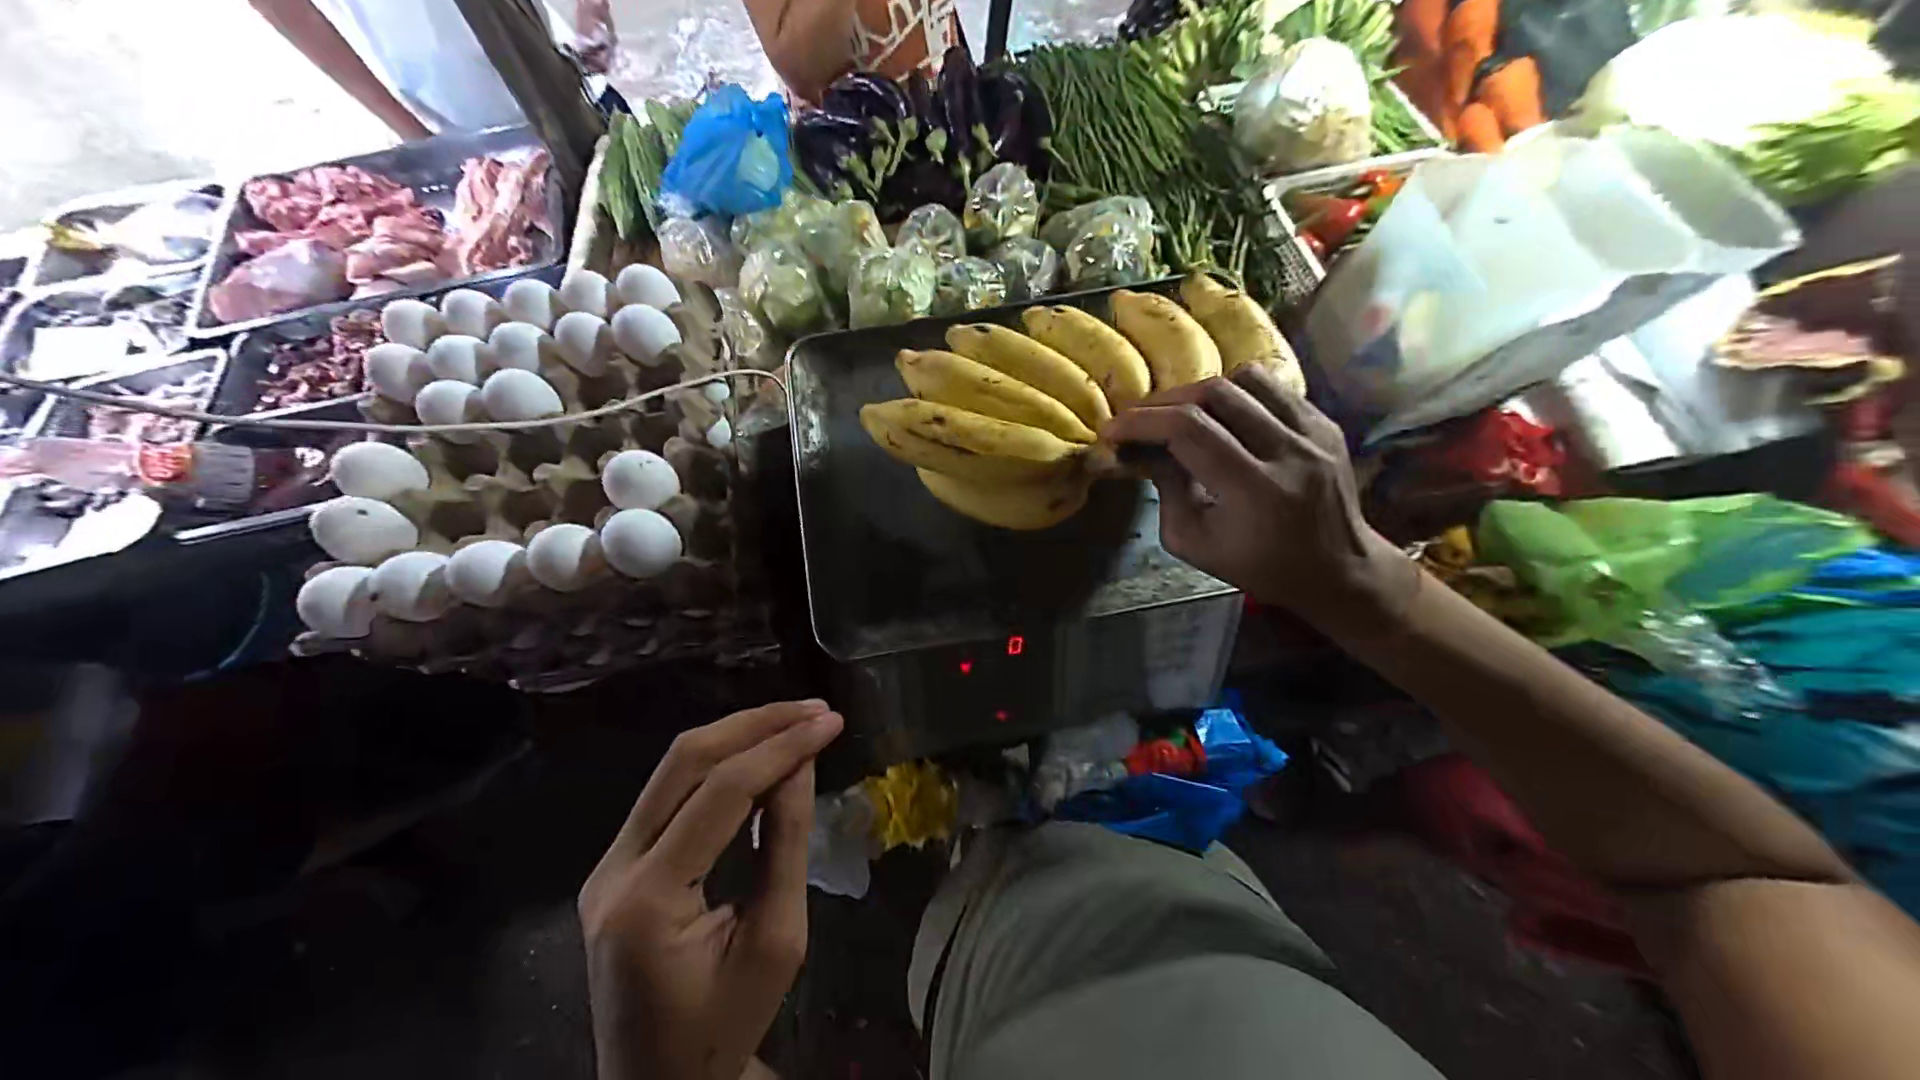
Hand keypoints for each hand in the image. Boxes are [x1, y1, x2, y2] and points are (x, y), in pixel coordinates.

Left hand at [578, 700, 843, 1079]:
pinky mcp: (617, 865)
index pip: (720, 792)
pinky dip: (720, 764)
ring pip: (672, 768)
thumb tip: (800, 763)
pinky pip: (670, 794)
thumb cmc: (726, 1026)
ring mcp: (607, 865)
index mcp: (648, 900)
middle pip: (684, 761)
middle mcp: (613, 869)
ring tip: (795, 720)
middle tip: (814, 710)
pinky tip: (760, 754)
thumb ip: (785, 844)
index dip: (780, 748)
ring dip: (738, 735)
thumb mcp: (777, 941)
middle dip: (755, 725)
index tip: (831, 722)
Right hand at [1103, 367, 1418, 634]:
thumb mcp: (1195, 542)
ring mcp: (1313, 431)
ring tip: (1178, 413)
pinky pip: (1271, 388)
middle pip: (1215, 394)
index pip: (1189, 430)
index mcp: (1255, 490)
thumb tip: (1141, 449)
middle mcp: (1288, 451)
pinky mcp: (1324, 422)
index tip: (1113, 430)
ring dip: (1200, 390)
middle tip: (1138, 419)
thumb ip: (1166, 490)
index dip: (1143, 421)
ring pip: (1245, 379)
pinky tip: (1220, 416)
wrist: (1339, 569)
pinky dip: (1234, 394)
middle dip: (1163, 401)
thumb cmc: (1259, 567)